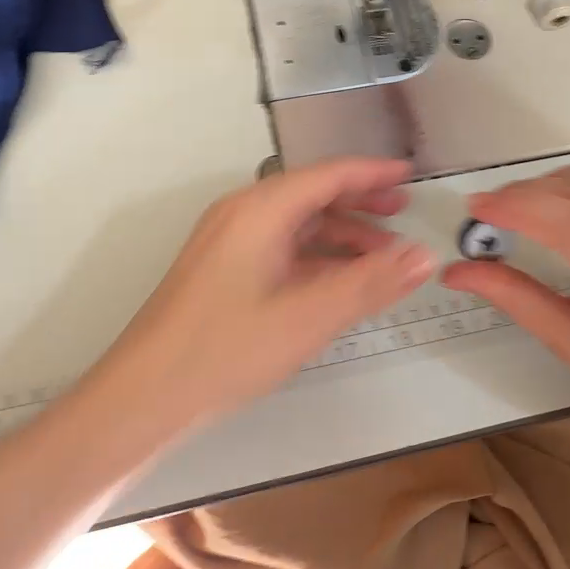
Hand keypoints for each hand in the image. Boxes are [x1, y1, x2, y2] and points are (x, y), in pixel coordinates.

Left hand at [87, 158, 436, 428]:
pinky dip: (315, 257)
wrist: (144, 395)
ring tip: (381, 258)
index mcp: (260, 210)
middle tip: (402, 215)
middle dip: (359, 203)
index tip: (410, 174)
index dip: (372, 173)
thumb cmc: (226, 349)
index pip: (327, 175)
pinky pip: (280, 249)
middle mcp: (241, 214)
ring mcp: (228, 243)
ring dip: (340, 235)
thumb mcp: (308, 317)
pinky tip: (338, 282)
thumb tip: (424, 254)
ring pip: (296, 225)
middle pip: (311, 194)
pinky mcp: (222, 271)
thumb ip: (370, 283)